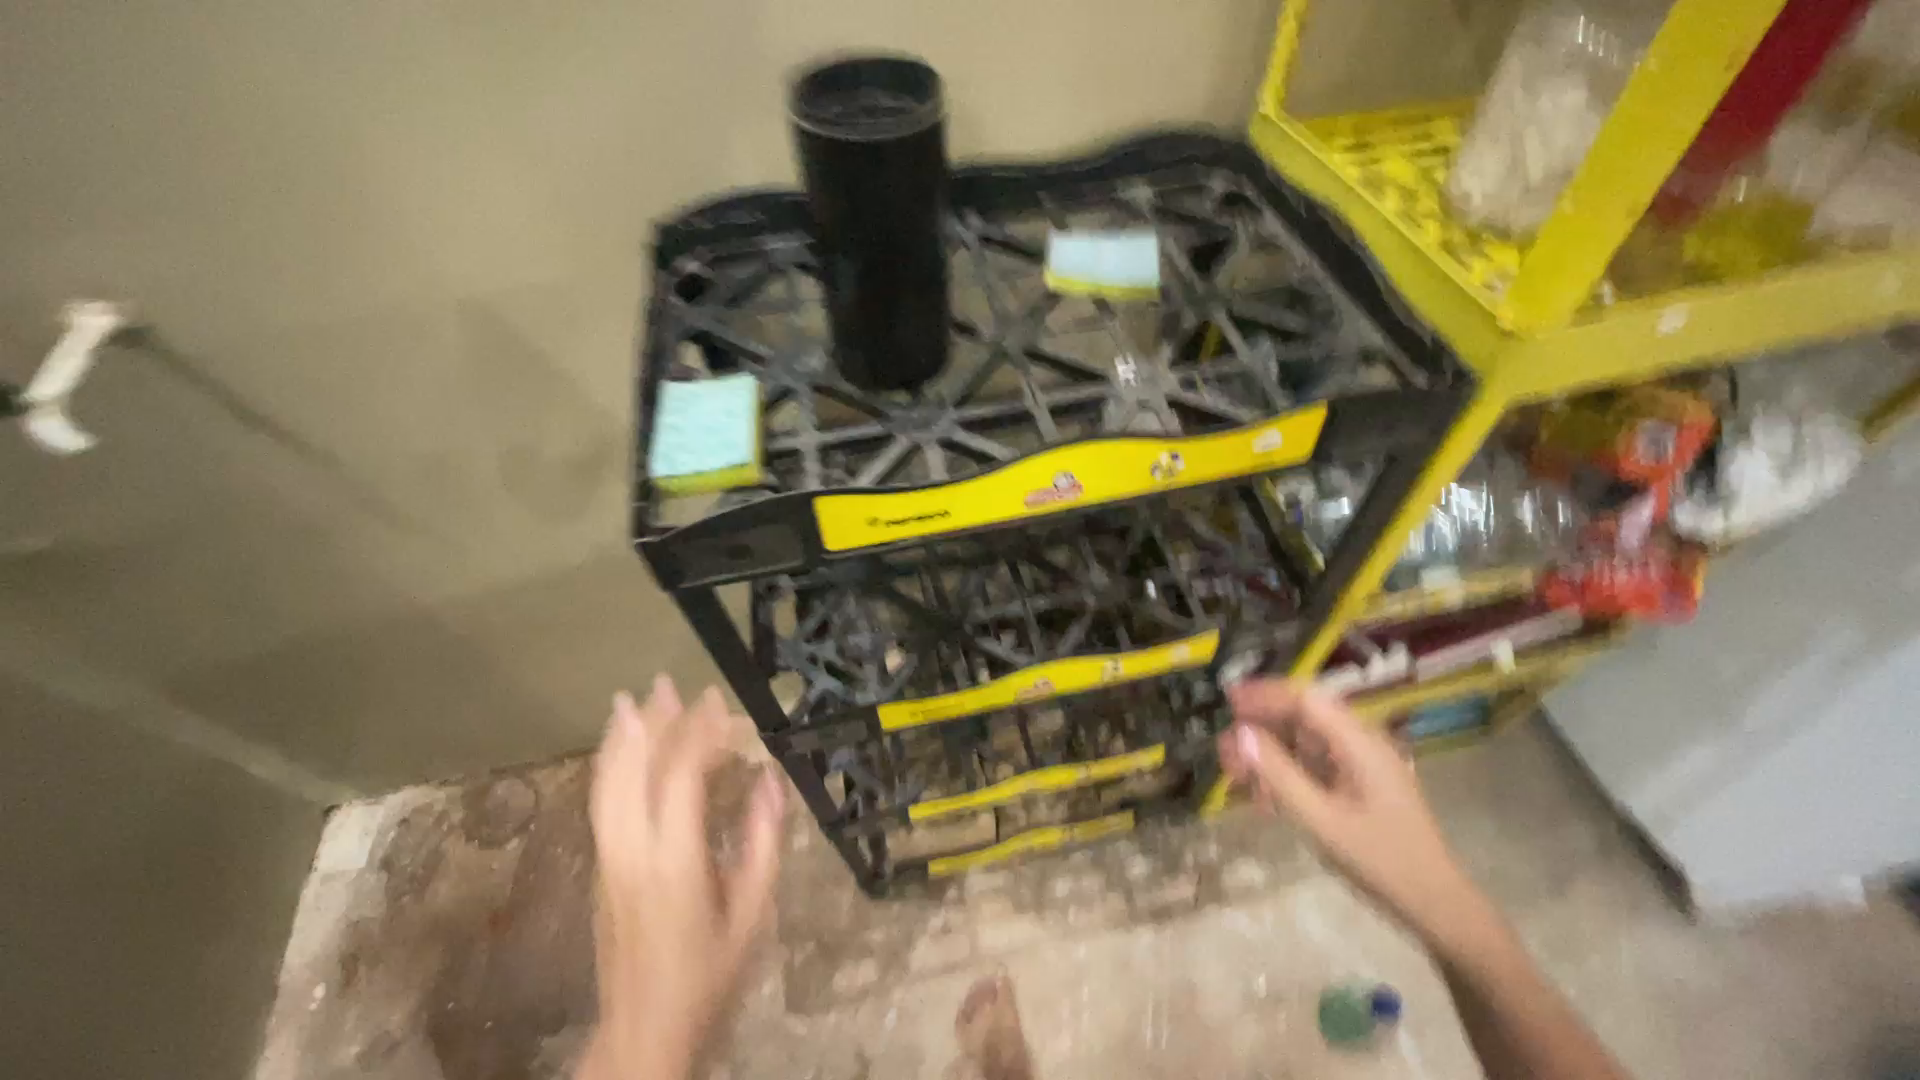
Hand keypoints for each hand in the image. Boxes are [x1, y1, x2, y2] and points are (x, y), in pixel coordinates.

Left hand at [580, 676, 786, 1079]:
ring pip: (608, 786)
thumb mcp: (752, 914)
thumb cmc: (710, 974)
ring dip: (622, 739)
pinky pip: (600, 805)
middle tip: (668, 682)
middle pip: (636, 772)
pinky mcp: (600, 870)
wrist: (644, 1031)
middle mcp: (634, 852)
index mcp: (676, 861)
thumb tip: (771, 781)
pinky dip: (608, 768)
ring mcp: (609, 860)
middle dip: (653, 724)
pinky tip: (618, 751)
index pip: (682, 778)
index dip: (700, 734)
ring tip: (632, 701)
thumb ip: (763, 843)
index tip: (720, 702)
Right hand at [1217, 678, 1478, 944]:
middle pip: (1302, 717)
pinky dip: (1286, 775)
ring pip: (1303, 742)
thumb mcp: (1321, 820)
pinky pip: (1313, 766)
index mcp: (1360, 743)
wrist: (1433, 904)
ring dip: (1269, 755)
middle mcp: (1361, 744)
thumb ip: (1279, 774)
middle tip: (1225, 752)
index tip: (1229, 701)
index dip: (1266, 695)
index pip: (1306, 699)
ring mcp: (1360, 765)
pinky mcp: (1357, 785)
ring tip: (1238, 778)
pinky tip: (1265, 799)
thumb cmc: (1380, 860)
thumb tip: (1240, 734)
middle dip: (1261, 729)